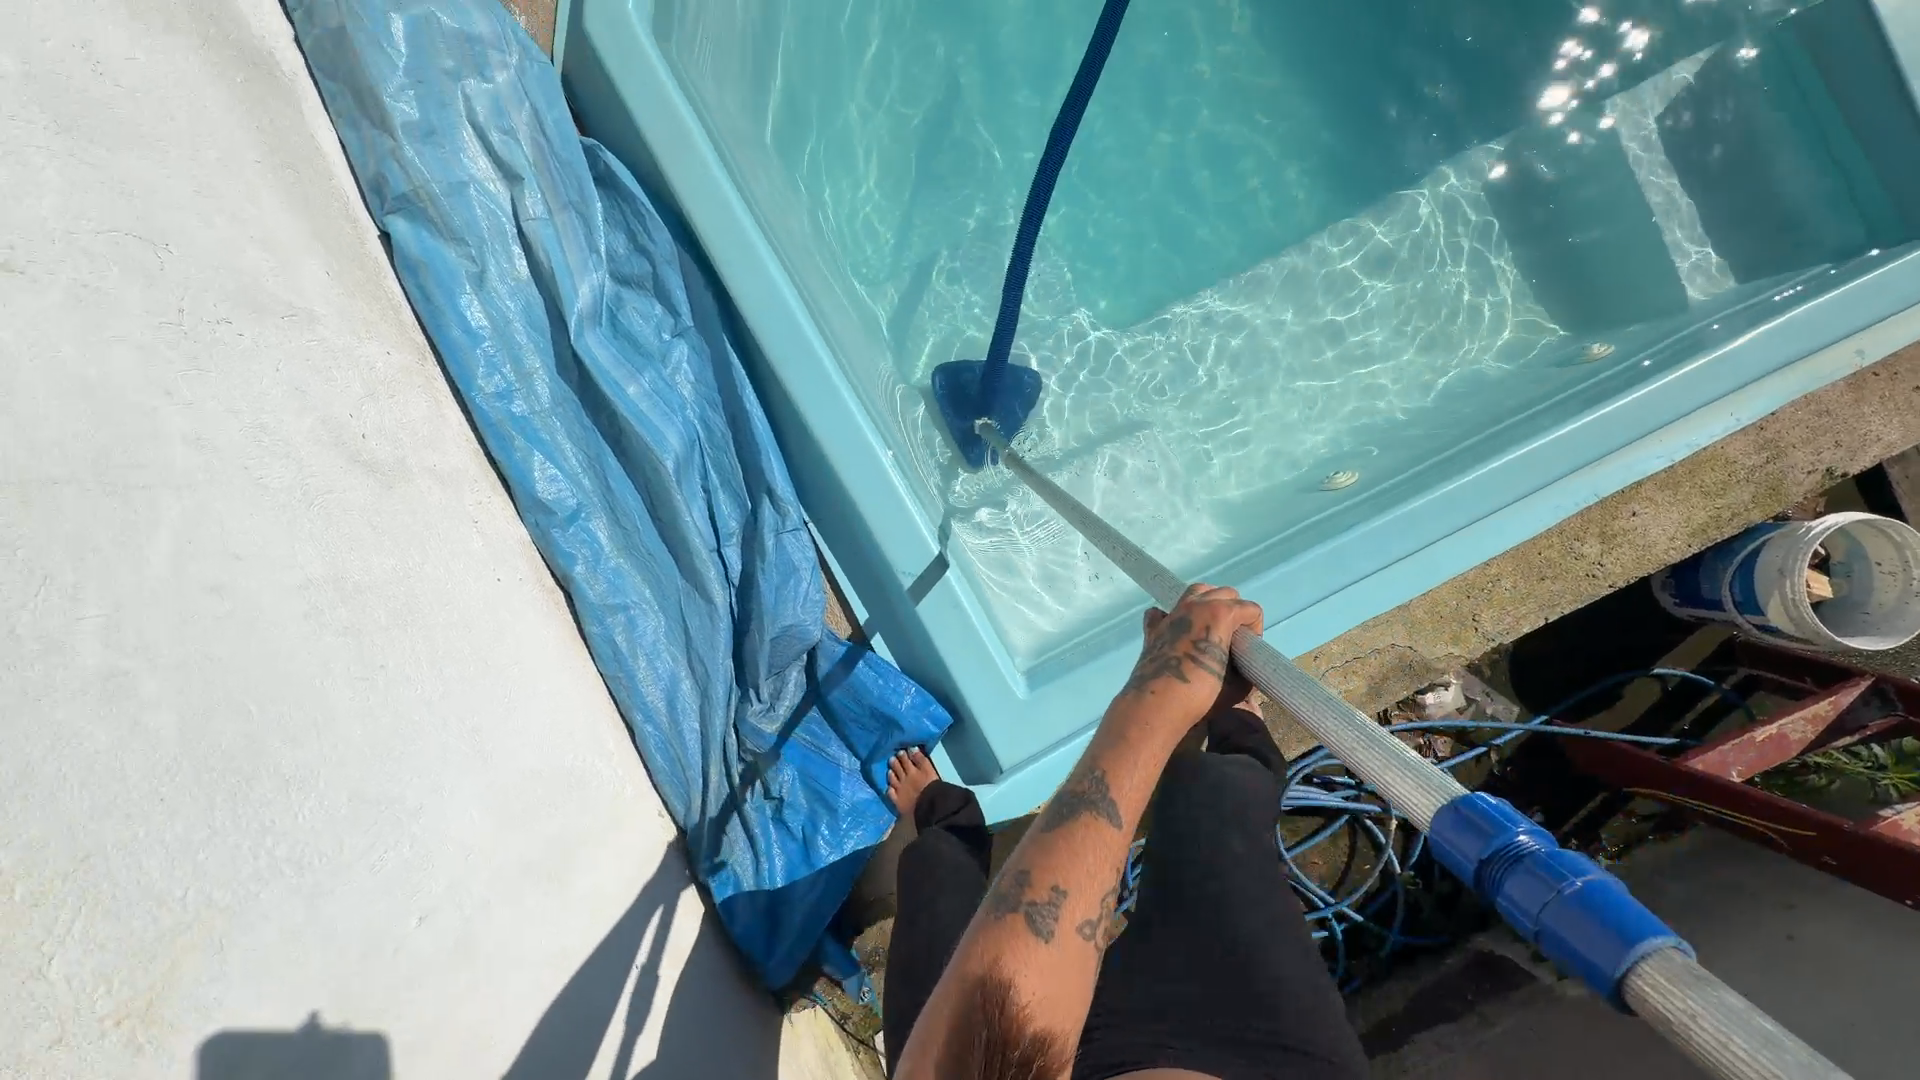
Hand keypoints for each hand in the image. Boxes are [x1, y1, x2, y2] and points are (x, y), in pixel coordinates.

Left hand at [1112, 584, 1262, 733]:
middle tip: (1234, 639)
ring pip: (1195, 592)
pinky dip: (1171, 617)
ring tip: (1210, 628)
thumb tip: (1243, 669)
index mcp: (1219, 613)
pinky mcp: (1153, 628)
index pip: (1250, 609)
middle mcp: (1195, 606)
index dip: (1255, 629)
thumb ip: (1245, 670)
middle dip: (1235, 612)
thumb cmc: (1202, 694)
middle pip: (1224, 593)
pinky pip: (1162, 612)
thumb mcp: (1238, 686)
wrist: (1158, 704)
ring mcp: (1171, 614)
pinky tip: (1176, 632)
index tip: (1249, 650)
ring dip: (1207, 604)